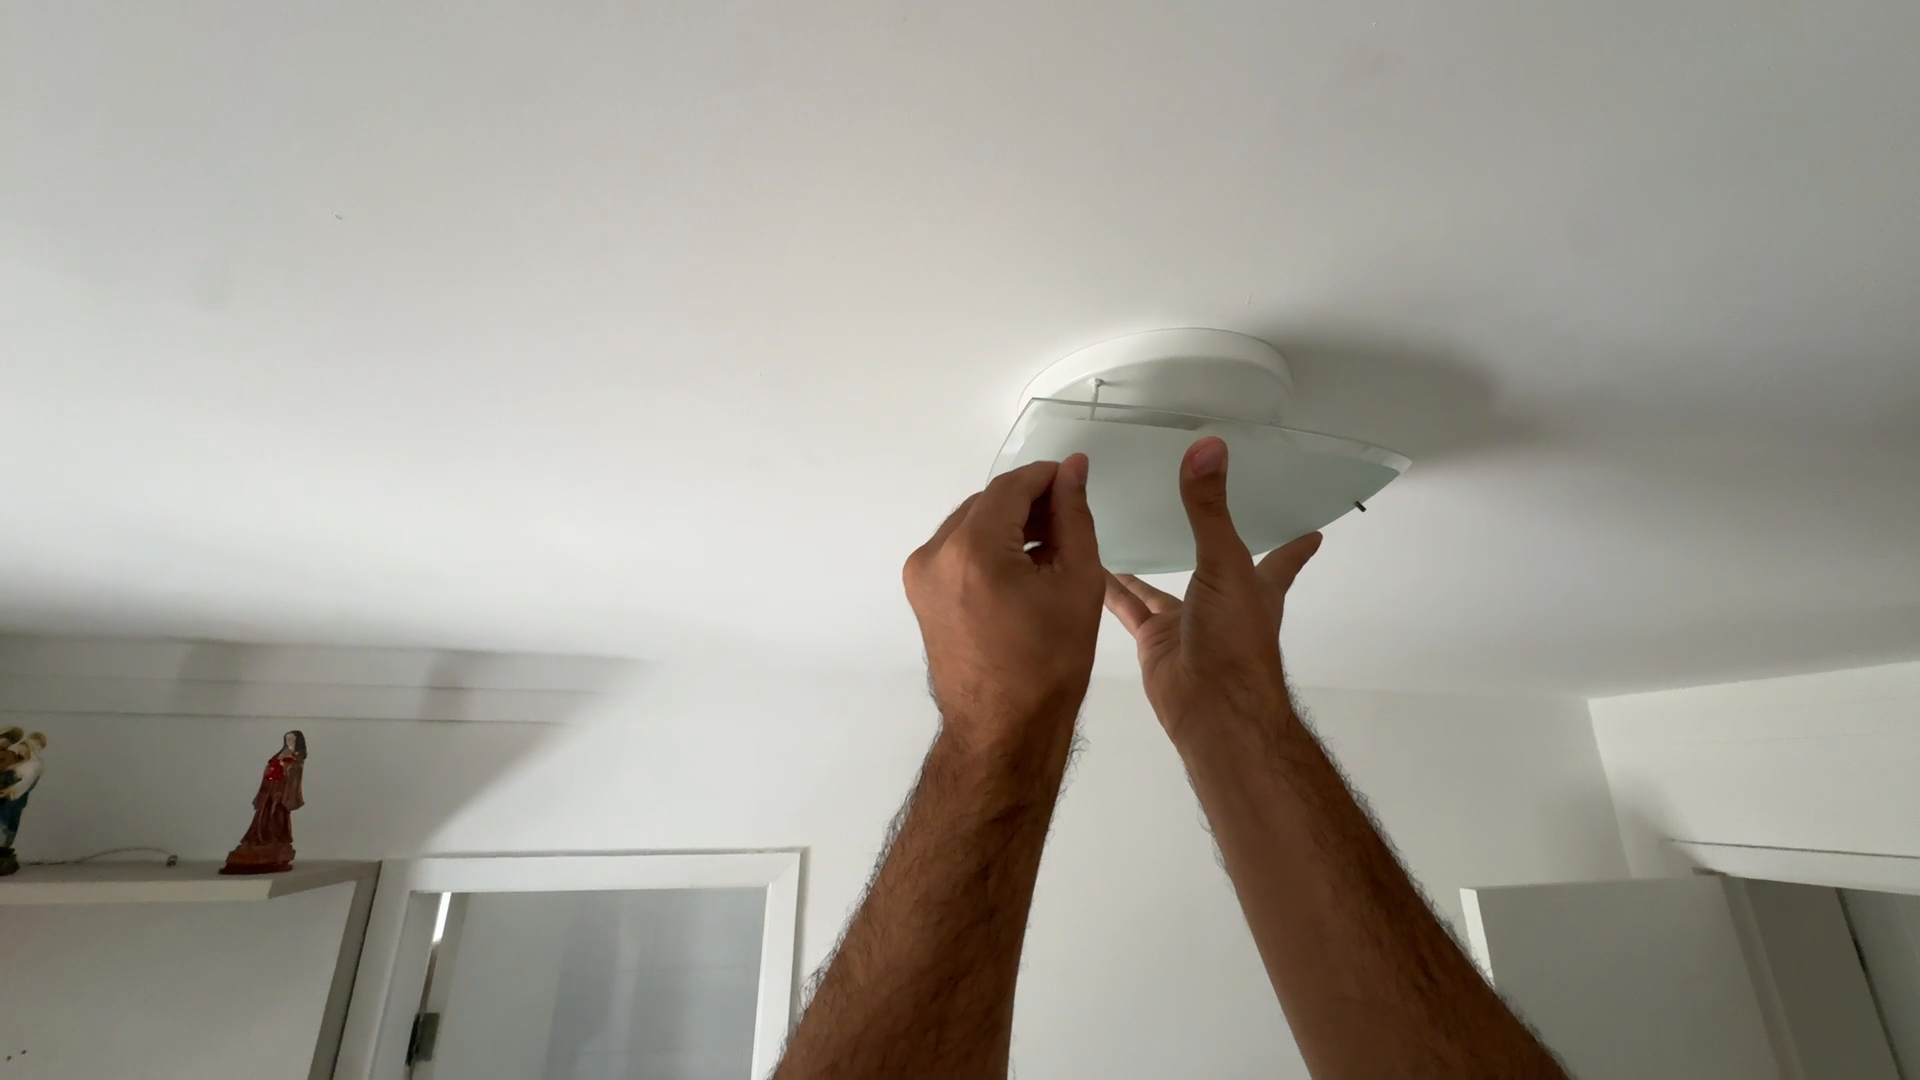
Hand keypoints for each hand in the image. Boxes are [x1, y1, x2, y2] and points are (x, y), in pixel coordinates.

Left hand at [904, 455, 1104, 750]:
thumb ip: (1073, 516)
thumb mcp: (1077, 583)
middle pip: (986, 504)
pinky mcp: (919, 594)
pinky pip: (956, 551)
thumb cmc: (1050, 662)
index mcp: (971, 551)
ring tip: (1049, 545)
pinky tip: (1019, 565)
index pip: (1009, 488)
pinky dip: (987, 547)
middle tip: (1068, 516)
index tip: (1074, 476)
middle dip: (1027, 502)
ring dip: (1006, 524)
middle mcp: (934, 555)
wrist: (1002, 729)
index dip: (1044, 477)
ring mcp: (920, 575)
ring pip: (969, 525)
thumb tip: (1072, 468)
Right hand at [1103, 437, 1320, 743]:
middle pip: (1210, 565)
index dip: (1295, 542)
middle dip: (1198, 543)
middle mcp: (1220, 601)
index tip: (1312, 527)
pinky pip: (1128, 609)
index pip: (1283, 557)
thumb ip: (1209, 509)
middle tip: (1176, 511)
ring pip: (1158, 587)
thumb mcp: (1225, 564)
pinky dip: (1110, 592)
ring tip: (1117, 535)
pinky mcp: (1154, 641)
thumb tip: (1207, 445)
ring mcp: (1185, 623)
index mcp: (1254, 585)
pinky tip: (1091, 571)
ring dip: (1141, 567)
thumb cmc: (1233, 637)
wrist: (1211, 708)